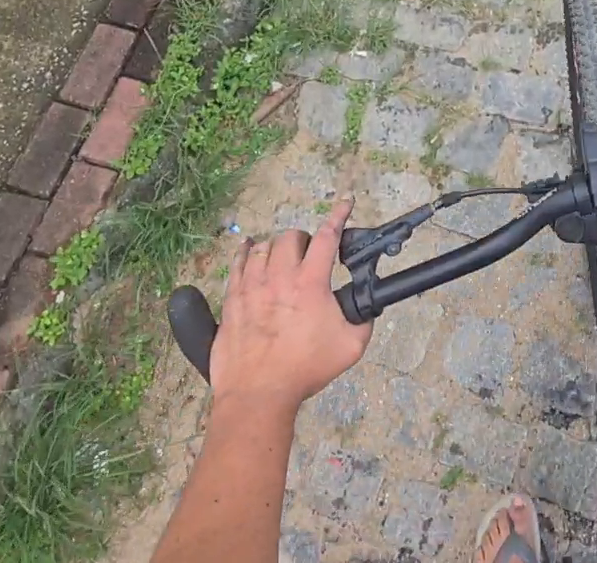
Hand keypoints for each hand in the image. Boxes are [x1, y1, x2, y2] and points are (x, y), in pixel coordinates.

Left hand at [210, 198, 372, 411]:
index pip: (327, 237)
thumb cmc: (305, 370)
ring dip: (276, 247)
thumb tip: (365, 305)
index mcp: (310, 283)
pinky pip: (236, 264)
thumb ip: (363, 318)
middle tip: (309, 255)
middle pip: (291, 237)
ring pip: (262, 247)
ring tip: (283, 257)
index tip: (346, 202)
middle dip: (304, 240)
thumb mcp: (351, 345)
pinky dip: (245, 252)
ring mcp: (251, 287)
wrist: (259, 393)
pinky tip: (249, 250)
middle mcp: (279, 278)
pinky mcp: (231, 301)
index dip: (339, 215)